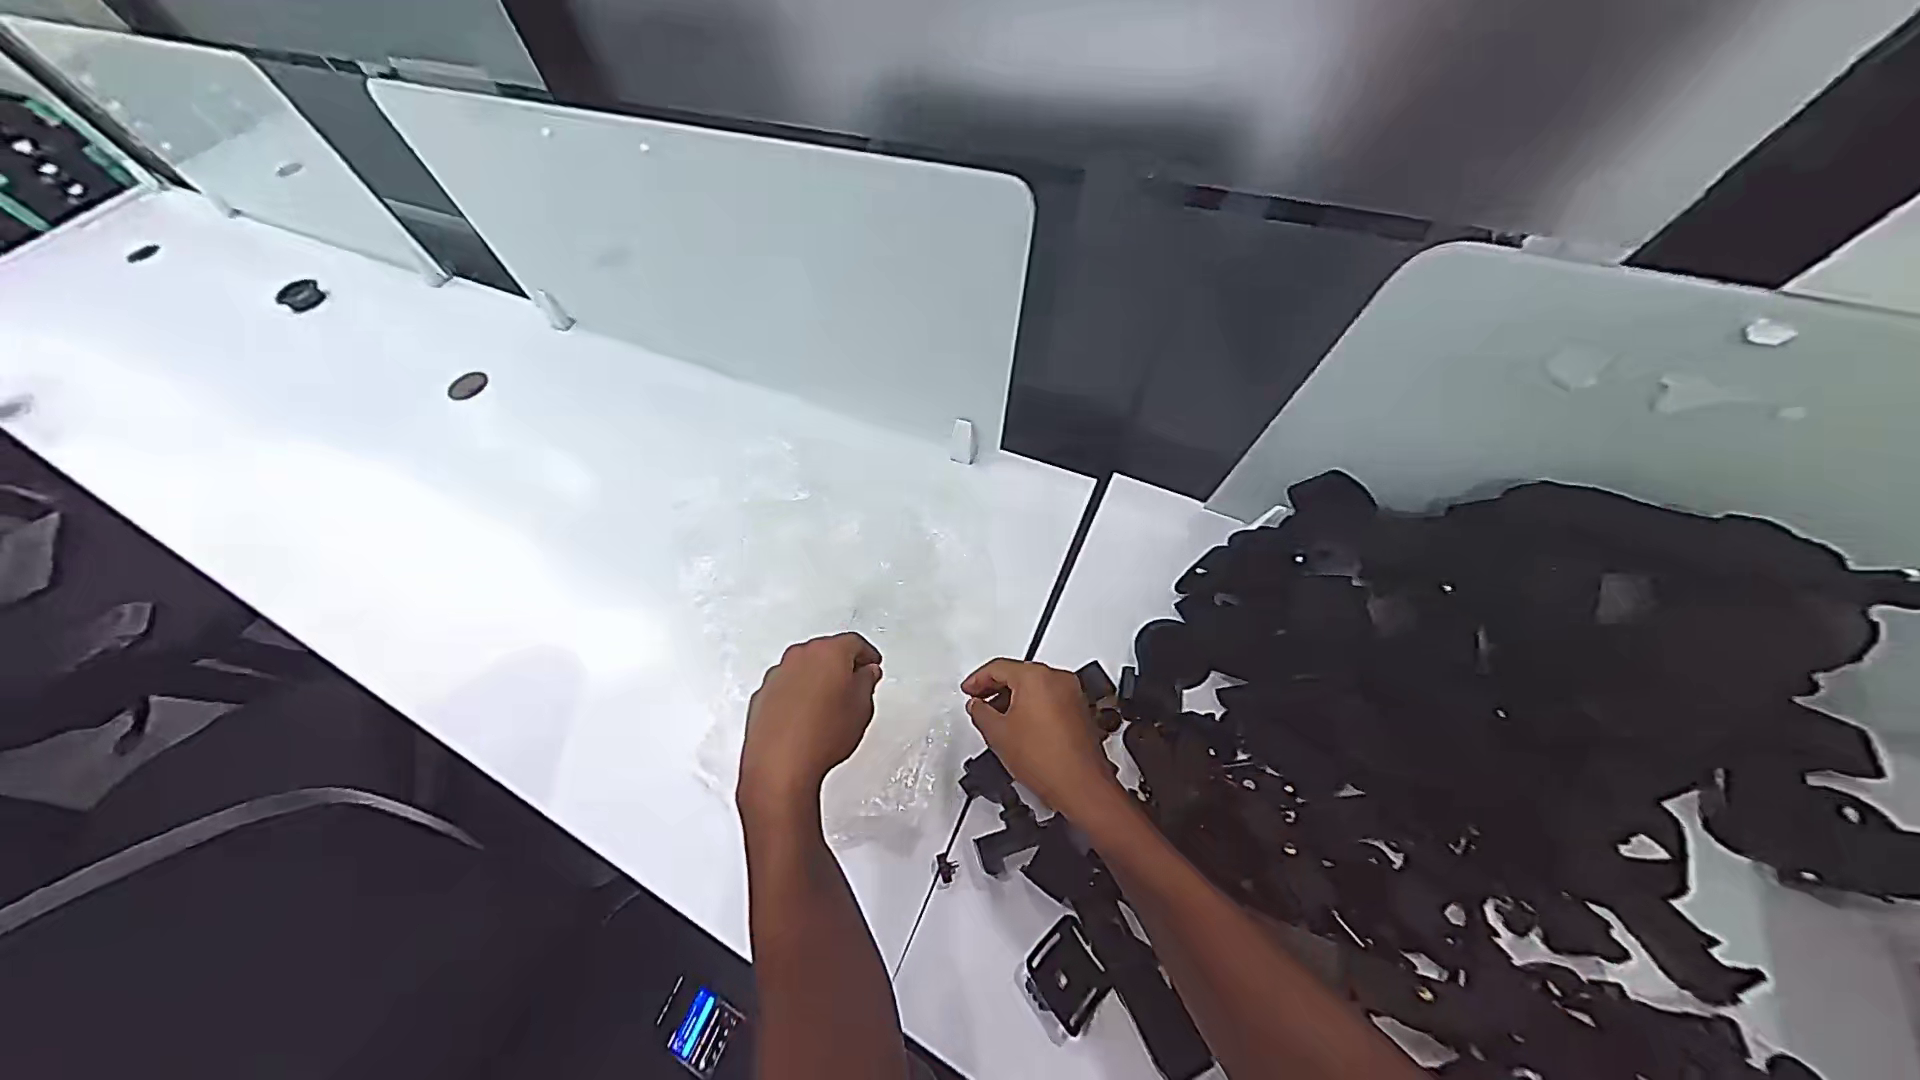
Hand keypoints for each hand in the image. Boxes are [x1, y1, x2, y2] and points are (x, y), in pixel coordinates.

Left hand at [739, 633, 882, 819]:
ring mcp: (777, 675)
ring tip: (831, 707)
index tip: (872, 663)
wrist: (780, 765)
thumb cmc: (820, 736)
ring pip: (804, 669)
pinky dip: (798, 695)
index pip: (854, 642)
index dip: (867, 654)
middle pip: (826, 652)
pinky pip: (786, 687)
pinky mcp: (762, 696)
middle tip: (855, 683)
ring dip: (818, 680)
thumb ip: (867, 681)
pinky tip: (808, 718)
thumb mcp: (862, 706)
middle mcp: (799, 657)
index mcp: (828, 652)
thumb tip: (866, 674)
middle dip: (842, 665)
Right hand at [961, 659, 1123, 819]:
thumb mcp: (998, 733)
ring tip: (997, 717)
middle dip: (995, 688)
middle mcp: (1058, 680)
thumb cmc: (1047, 760)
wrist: (1079, 785)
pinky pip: (1050, 699)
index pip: (998, 667)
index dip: (977, 679)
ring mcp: (1073, 694)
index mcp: (1036, 677)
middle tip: (979, 700)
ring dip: (1014, 698)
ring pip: (1035, 687)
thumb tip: (977, 706)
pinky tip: (1020, 726)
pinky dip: (1033, 707)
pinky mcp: (1080, 710)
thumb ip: (980, 712)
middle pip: (1019, 674)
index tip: (969, 689)